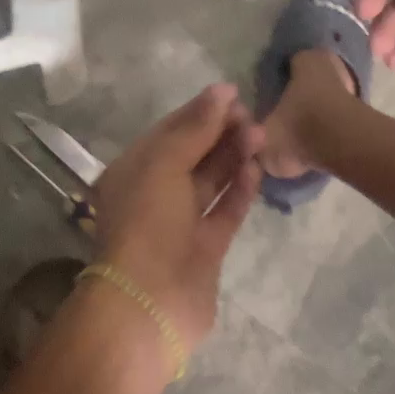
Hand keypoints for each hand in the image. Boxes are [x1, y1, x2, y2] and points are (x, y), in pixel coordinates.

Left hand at [91, 84, 262, 349]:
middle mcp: (154, 193)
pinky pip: (225, 210)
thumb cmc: (147, 222)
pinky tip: (256, 168)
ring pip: (210, 180)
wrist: (148, 303)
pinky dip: (240, 190)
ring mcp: (180, 223)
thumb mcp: (164, 163)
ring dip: (234, 157)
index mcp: (133, 170)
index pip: (169, 131)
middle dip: (220, 132)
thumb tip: (221, 90)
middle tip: (253, 116)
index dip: (200, 111)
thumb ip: (194, 128)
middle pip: (192, 153)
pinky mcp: (205, 249)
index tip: (233, 93)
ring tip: (261, 136)